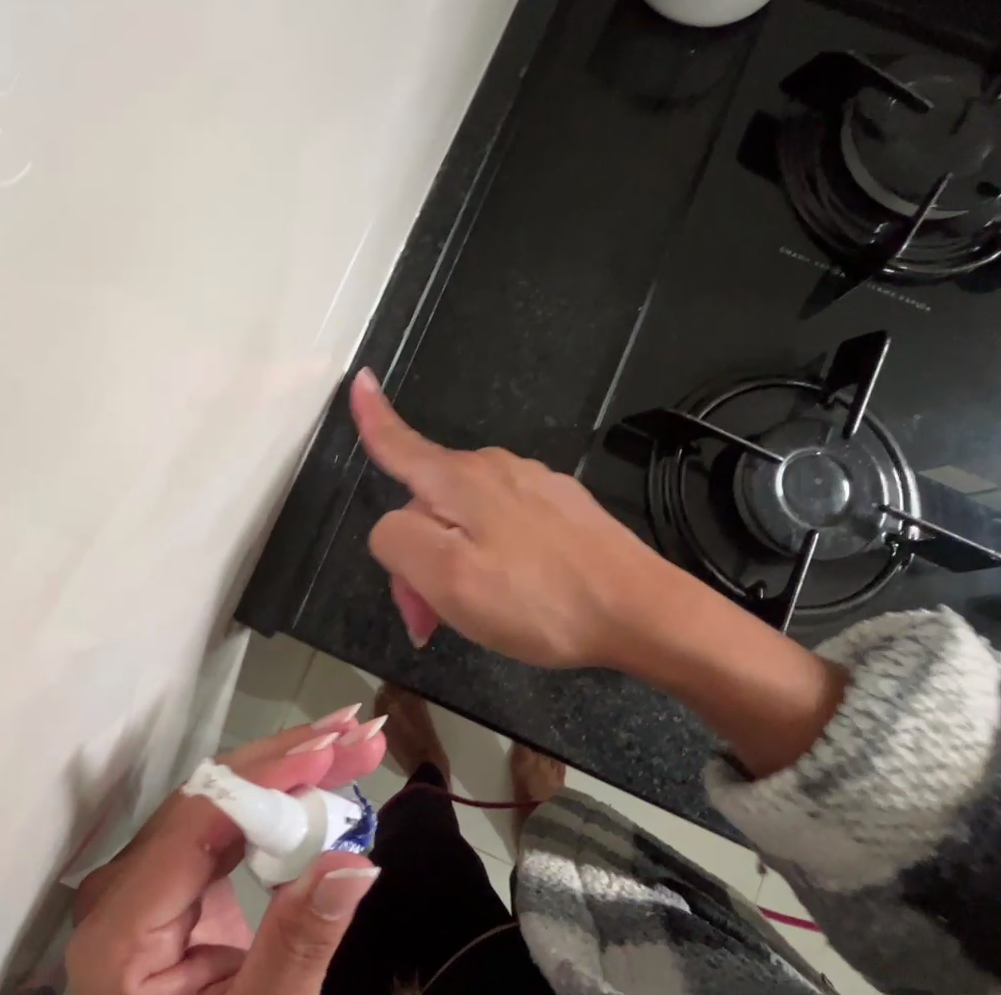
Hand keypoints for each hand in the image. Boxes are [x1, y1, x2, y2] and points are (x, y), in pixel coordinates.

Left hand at [67, 712, 388, 994]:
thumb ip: (297, 946)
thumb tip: (355, 863)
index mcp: (120, 930)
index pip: (197, 821)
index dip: (266, 776)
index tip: (330, 748)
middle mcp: (122, 892)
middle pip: (209, 799)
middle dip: (290, 760)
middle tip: (359, 734)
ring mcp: (145, 886)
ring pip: (220, 803)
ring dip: (290, 770)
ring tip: (352, 745)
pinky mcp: (174, 889)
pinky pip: (225, 829)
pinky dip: (277, 805)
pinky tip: (318, 781)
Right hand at [350, 369, 848, 775]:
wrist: (641, 610)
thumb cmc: (537, 598)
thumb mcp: (447, 579)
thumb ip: (398, 542)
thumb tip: (393, 524)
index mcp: (458, 482)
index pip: (400, 445)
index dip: (372, 418)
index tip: (360, 381)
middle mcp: (493, 469)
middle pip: (428, 503)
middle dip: (418, 556)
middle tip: (432, 620)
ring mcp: (533, 485)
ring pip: (467, 518)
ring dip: (455, 564)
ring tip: (479, 615)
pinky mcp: (562, 507)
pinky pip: (505, 525)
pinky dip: (492, 559)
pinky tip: (519, 594)